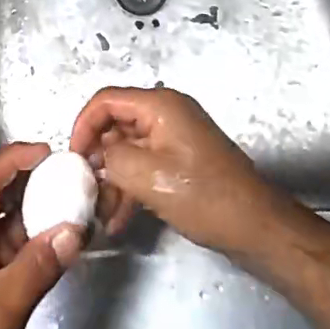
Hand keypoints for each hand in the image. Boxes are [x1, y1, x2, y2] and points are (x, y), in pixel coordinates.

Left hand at [0, 143, 84, 328]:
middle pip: (4, 197)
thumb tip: (75, 230)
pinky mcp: (1, 285)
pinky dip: (48, 241)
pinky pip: (27, 250)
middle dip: (35, 182)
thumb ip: (38, 265)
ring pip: (19, 223)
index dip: (14, 159)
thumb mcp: (0, 306)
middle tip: (70, 173)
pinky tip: (70, 237)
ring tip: (78, 199)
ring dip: (46, 211)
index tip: (46, 151)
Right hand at [70, 86, 287, 255]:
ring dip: (113, 178)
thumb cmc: (203, 196)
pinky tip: (119, 218)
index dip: (83, 125)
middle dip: (97, 156)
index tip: (71, 157)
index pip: (106, 100)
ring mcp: (176, 136)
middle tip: (83, 187)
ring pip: (129, 148)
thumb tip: (96, 157)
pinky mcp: (182, 160)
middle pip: (116, 124)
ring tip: (100, 212)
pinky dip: (130, 186)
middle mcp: (166, 112)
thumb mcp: (148, 177)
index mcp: (159, 104)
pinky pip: (145, 164)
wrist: (258, 228)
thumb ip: (112, 159)